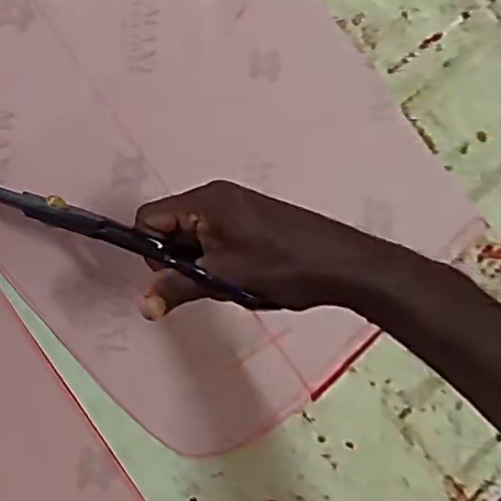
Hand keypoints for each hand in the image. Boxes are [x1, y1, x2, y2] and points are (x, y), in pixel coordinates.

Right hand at [134, 181, 411, 318]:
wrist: (356, 268)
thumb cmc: (287, 268)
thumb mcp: (225, 280)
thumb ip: (177, 288)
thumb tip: (144, 306)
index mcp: (202, 201)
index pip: (148, 218)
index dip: (152, 249)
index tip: (175, 274)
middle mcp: (214, 194)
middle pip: (169, 224)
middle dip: (180, 256)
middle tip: (207, 279)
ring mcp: (234, 201)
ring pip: (192, 231)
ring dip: (201, 257)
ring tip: (233, 278)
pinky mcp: (250, 213)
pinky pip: (213, 230)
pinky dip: (218, 253)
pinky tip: (245, 271)